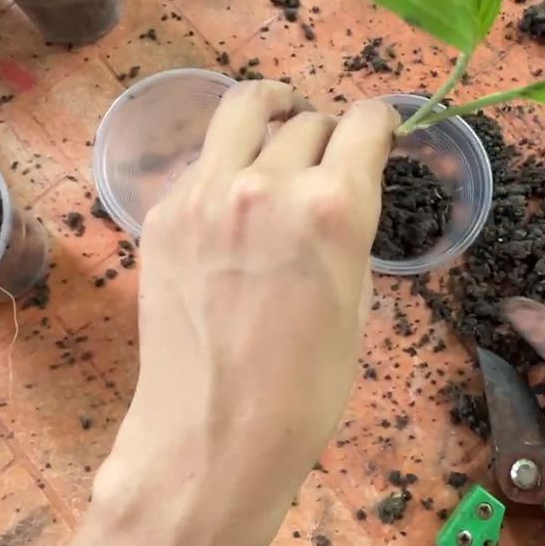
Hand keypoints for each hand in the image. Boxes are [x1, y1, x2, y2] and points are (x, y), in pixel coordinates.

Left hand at [94, 81, 398, 545]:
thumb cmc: (307, 386)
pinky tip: (232, 197)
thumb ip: (347, 227)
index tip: (380, 129)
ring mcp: (206, 193)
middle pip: (306, 119)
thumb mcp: (354, 299)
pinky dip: (227, 162)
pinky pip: (205, 160)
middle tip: (327, 159)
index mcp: (332, 206)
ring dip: (270, 114)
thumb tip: (341, 189)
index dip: (380, 121)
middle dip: (326, 132)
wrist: (215, 434)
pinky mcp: (164, 212)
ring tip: (276, 128)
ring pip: (243, 111)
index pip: (363, 122)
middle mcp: (269, 182)